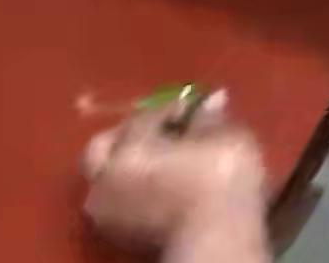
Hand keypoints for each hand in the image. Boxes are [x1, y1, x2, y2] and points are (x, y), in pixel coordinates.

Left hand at [82, 91, 266, 255]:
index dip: (171, 105)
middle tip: (167, 125)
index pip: (142, 117)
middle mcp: (102, 179)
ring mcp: (102, 209)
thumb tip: (209, 99)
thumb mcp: (226, 135)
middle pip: (102, 147)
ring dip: (130, 158)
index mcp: (127, 152)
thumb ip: (209, 117)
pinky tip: (163, 176)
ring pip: (106, 173)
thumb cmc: (221, 172)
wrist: (213, 229)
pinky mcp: (113, 227)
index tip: (197, 102)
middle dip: (131, 132)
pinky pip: (115, 192)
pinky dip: (134, 179)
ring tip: (167, 152)